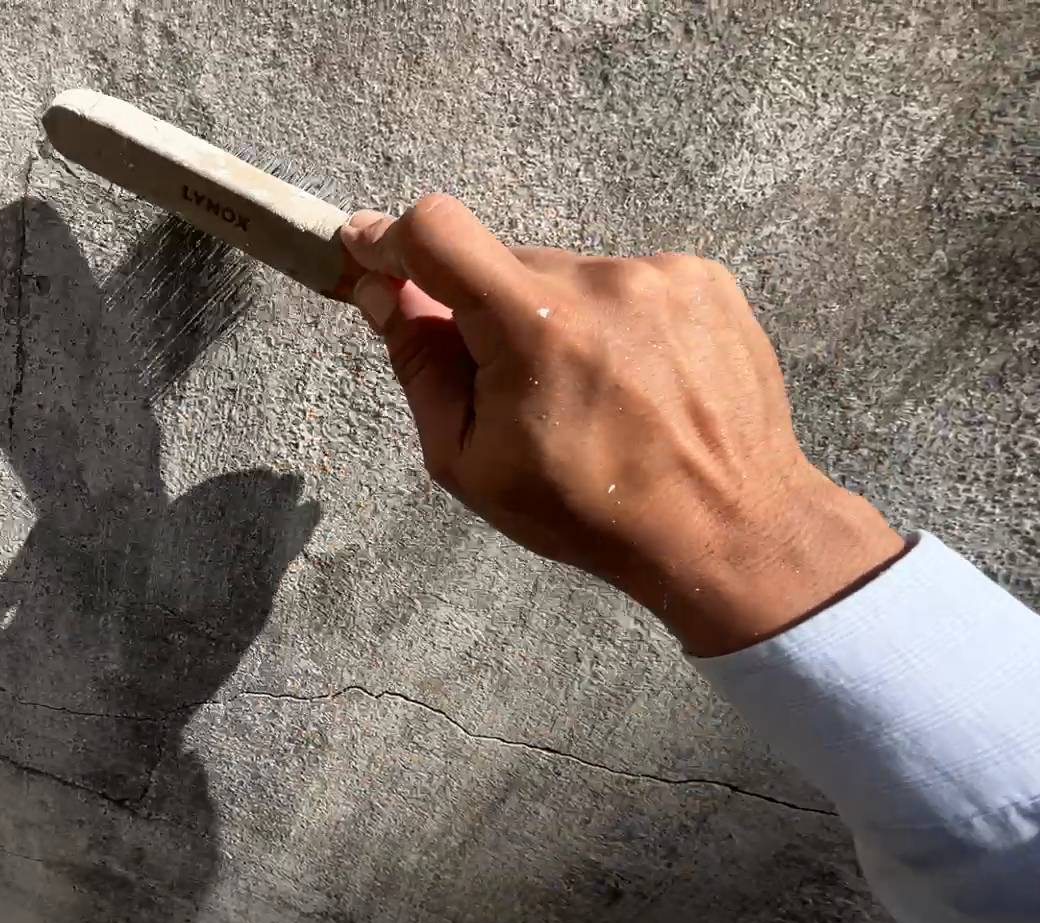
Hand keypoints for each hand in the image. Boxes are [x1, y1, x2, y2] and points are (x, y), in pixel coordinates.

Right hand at [341, 195, 904, 655]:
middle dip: (469, 310)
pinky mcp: (700, 277)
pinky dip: (586, 318)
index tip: (359, 246)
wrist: (723, 525)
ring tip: (566, 392)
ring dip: (531, 317)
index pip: (438, 237)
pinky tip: (611, 378)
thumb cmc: (579, 508)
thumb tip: (381, 295)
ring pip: (550, 274)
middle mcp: (601, 281)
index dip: (387, 237)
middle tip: (488, 383)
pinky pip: (608, 280)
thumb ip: (419, 365)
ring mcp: (660, 273)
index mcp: (534, 330)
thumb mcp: (464, 459)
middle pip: (492, 263)